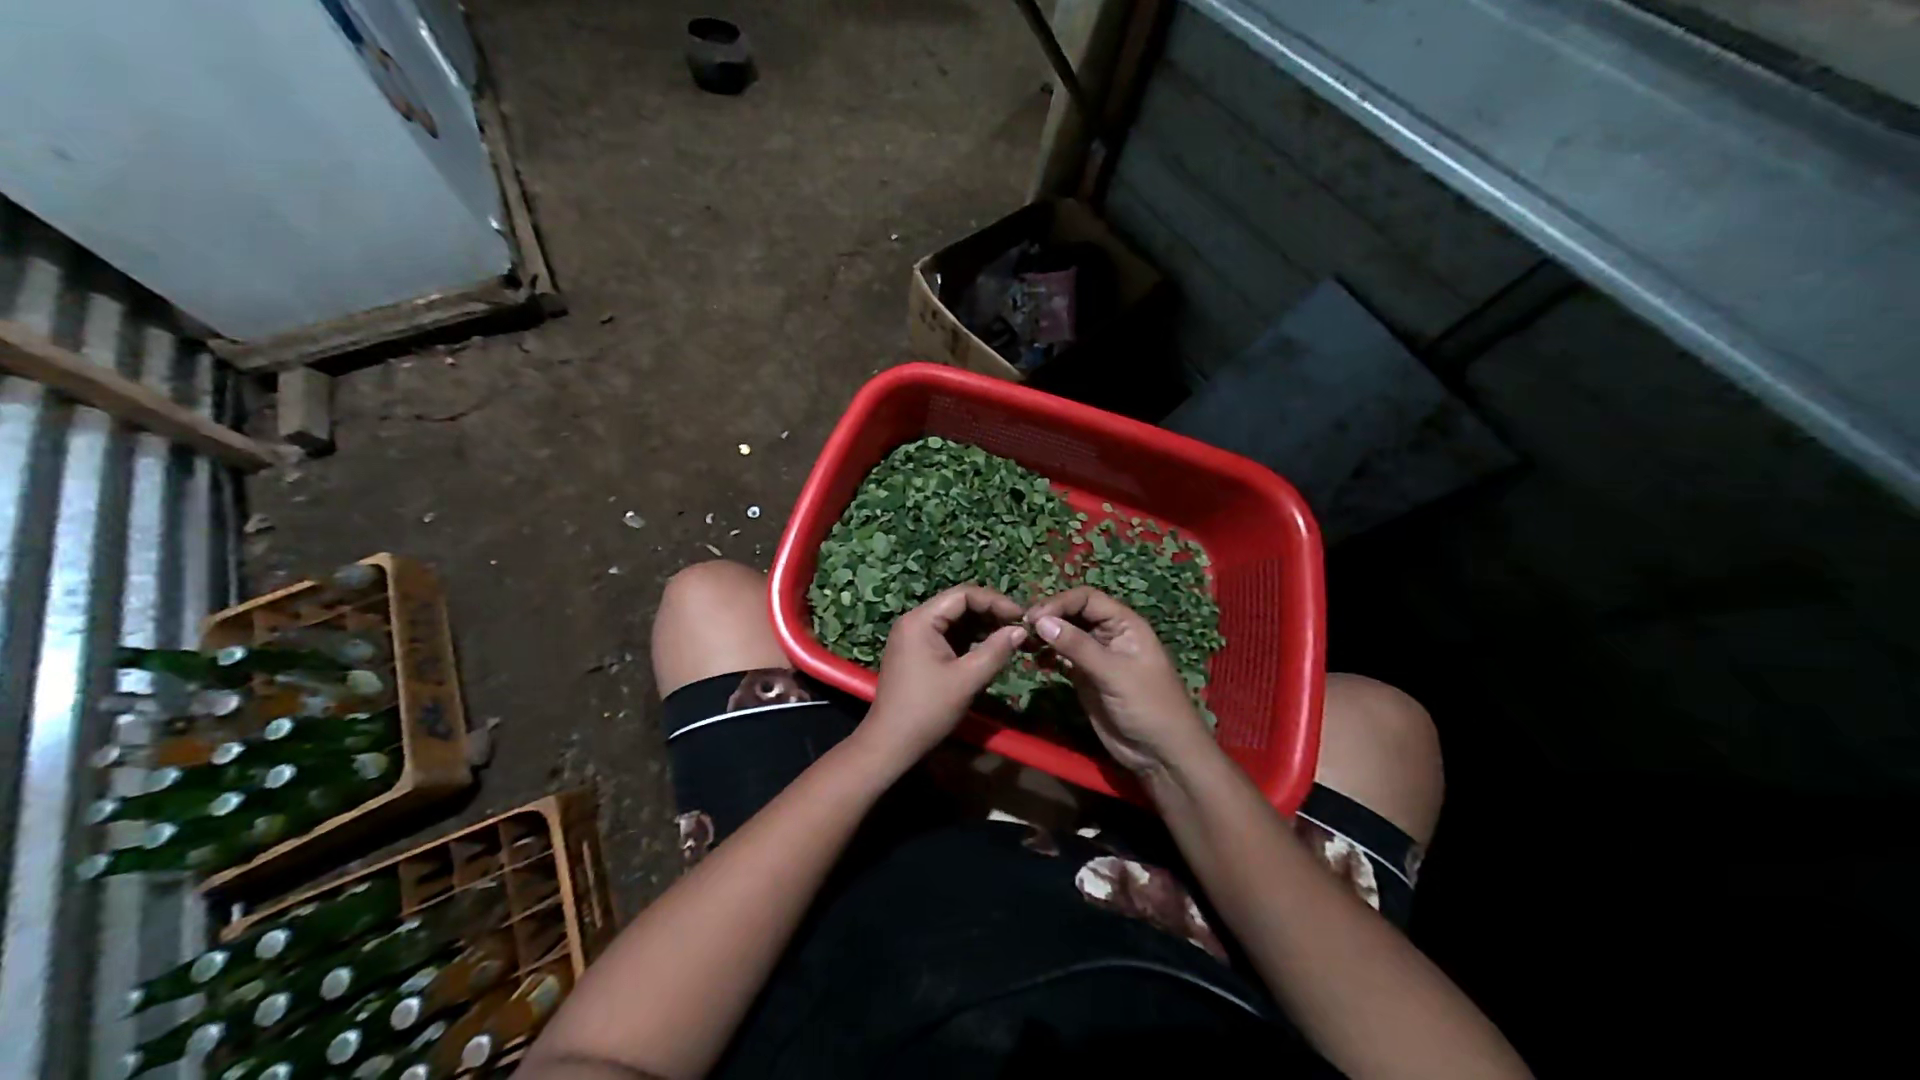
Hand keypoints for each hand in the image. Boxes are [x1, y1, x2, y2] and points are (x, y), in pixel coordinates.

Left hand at [861, 585, 1027, 764]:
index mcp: (920, 620)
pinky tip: (990, 648)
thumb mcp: (967, 679)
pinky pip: (947, 636)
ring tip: (1011, 636)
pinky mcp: (917, 652)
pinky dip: (969, 640)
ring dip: (982, 626)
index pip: (963, 595)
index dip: (995, 601)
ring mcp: (913, 637)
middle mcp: (914, 621)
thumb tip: (1021, 630)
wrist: (891, 743)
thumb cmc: (928, 709)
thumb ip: (996, 650)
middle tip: (1020, 626)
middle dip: (990, 613)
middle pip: (958, 604)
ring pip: (954, 621)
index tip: (1021, 615)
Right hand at [1025, 587, 1216, 777]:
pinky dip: (1047, 654)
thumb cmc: (1148, 705)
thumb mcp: (1114, 673)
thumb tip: (1040, 621)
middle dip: (1049, 616)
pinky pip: (1062, 657)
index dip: (1060, 603)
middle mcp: (1109, 634)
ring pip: (1065, 635)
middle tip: (1022, 628)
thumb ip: (1078, 647)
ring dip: (1045, 635)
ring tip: (1023, 641)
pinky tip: (1034, 658)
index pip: (1087, 599)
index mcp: (1124, 624)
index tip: (1034, 618)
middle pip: (1073, 613)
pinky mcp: (1085, 678)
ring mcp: (1096, 656)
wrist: (1160, 753)